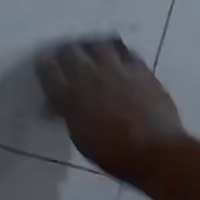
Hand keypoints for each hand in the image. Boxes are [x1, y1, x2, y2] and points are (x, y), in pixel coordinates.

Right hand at [36, 35, 186, 180]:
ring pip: (98, 45)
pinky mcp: (140, 69)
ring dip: (92, 48)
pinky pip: (125, 52)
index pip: (48, 69)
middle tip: (66, 56)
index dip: (44, 65)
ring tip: (93, 53)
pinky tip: (119, 60)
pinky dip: (118, 54)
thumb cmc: (114, 154)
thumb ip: (69, 113)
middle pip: (70, 51)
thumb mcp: (80, 136)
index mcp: (69, 96)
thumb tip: (58, 105)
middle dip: (65, 52)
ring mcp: (116, 69)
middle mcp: (89, 77)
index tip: (44, 65)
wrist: (156, 151)